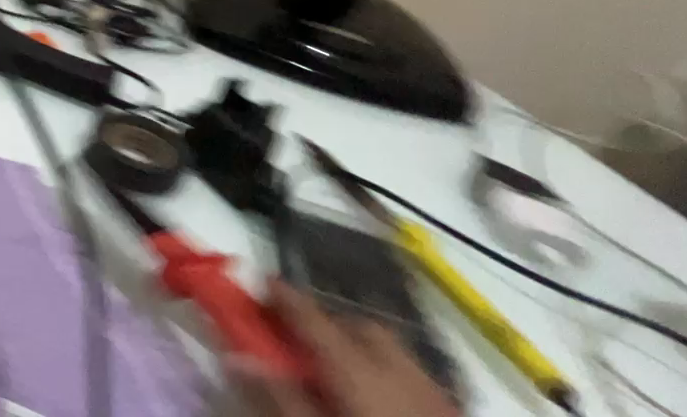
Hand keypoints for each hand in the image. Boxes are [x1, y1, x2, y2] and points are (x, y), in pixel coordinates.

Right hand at [236, 280, 458, 416]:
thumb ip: (277, 396)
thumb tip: (235, 354)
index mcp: (357, 370)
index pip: (311, 316)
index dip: (281, 296)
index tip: (257, 283)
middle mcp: (399, 370)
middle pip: (358, 327)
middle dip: (323, 323)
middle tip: (290, 339)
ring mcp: (433, 394)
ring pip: (391, 351)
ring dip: (356, 346)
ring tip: (331, 371)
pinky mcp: (450, 414)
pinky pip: (413, 377)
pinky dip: (386, 373)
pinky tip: (374, 402)